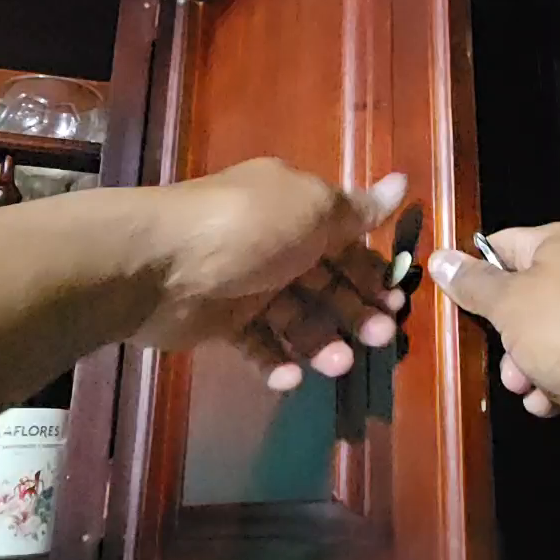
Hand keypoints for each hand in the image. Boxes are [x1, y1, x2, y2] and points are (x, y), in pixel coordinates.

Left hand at [148, 158, 406, 390]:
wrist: (156, 264)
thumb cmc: (249, 228)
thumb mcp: (313, 209)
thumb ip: (359, 208)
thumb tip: (403, 182)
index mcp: (297, 208)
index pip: (347, 241)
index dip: (373, 271)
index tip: (396, 300)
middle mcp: (275, 242)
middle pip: (327, 281)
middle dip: (356, 310)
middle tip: (379, 337)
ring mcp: (248, 282)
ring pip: (298, 317)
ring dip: (322, 342)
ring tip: (338, 365)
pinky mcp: (222, 320)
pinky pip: (258, 342)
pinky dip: (275, 360)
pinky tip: (289, 377)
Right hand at [427, 222, 559, 442]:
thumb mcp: (511, 304)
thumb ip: (474, 285)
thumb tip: (440, 257)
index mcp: (554, 246)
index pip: (498, 245)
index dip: (474, 273)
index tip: (456, 303)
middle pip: (520, 300)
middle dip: (505, 338)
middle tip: (505, 360)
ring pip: (542, 340)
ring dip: (528, 368)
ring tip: (530, 387)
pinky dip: (557, 384)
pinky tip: (554, 402)